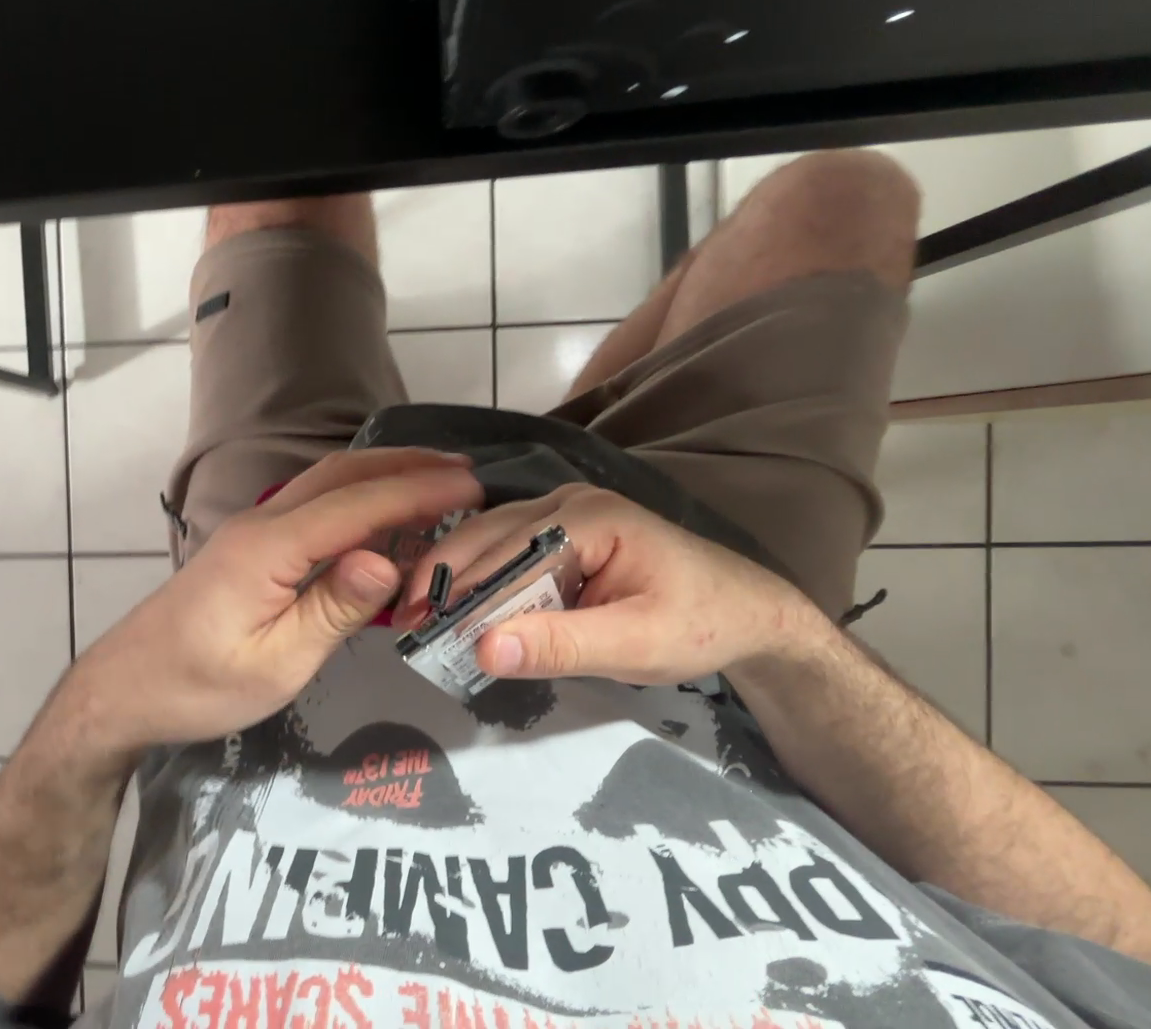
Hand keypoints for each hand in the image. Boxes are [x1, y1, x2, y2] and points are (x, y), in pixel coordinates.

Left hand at [52, 449, 482, 752]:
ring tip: (435, 482)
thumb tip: (387, 559)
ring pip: (323, 484)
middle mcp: (260, 524)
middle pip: (340, 475)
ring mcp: (250, 531)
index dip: (417, 492)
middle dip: (404, 466)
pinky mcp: (247, 547)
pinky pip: (310, 507)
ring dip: (380, 476)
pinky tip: (379, 518)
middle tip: (464, 471)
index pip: (357, 505)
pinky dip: (354, 499)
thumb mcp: (274, 665)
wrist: (123, 688)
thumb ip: (331, 610)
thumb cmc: (197, 687)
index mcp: (269, 548)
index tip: (471, 485)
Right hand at [400, 484, 822, 686]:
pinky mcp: (561, 532)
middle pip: (488, 534)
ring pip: (490, 537)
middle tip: (404, 621)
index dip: (460, 589)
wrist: (747, 614)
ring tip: (418, 614)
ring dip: (454, 575)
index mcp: (589, 517)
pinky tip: (454, 603)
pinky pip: (506, 548)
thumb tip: (484, 649)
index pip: (507, 552)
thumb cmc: (698, 626)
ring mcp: (562, 512)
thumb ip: (562, 645)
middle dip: (442, 577)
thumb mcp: (635, 645)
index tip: (418, 626)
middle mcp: (567, 501)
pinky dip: (477, 576)